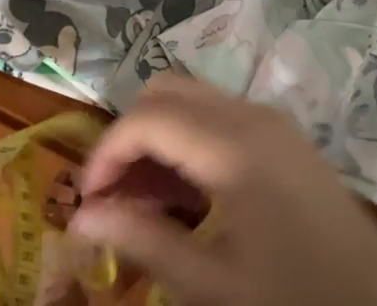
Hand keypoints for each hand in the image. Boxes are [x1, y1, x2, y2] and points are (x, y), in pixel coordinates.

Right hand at [67, 77, 376, 305]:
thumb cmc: (297, 299)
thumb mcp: (214, 283)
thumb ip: (143, 241)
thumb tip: (80, 218)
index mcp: (234, 142)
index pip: (145, 119)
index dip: (105, 153)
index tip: (87, 200)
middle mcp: (251, 114)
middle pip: (166, 92)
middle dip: (129, 134)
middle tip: (115, 194)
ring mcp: (274, 122)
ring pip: (192, 100)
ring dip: (158, 137)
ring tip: (145, 200)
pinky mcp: (287, 139)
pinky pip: (220, 117)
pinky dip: (189, 142)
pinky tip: (187, 197)